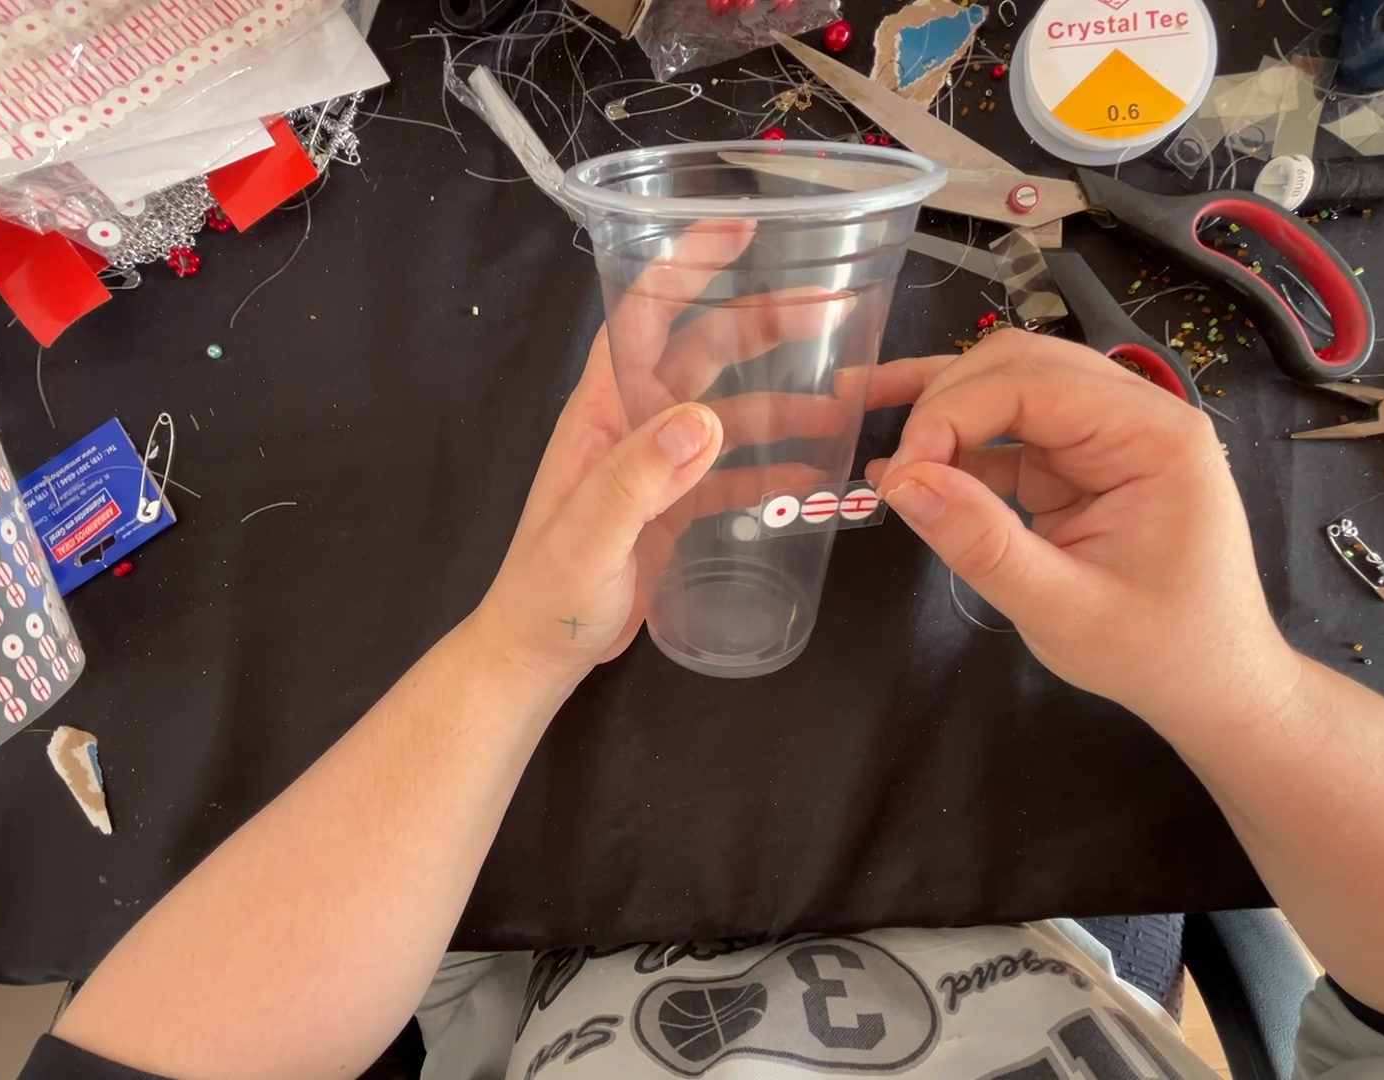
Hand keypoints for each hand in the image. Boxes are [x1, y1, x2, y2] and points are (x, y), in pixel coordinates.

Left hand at [473, 222, 912, 680]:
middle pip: (702, 355)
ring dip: (782, 404)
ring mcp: (656, 467)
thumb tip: (703, 421)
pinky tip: (812, 475)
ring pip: (727, 414)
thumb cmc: (550, 596)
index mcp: (603, 413)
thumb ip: (635, 481)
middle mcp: (633, 425)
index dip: (687, 267)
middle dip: (762, 326)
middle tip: (830, 311)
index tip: (742, 230)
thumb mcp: (587, 540)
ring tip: (841, 406)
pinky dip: (769, 468)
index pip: (645, 319)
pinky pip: (729, 474)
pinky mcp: (673, 506)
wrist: (542, 651)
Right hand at [870, 330, 1298, 724]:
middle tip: (895, 469)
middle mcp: (1131, 416)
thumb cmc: (1155, 651)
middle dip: (942, 402)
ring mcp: (1099, 436)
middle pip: (1017, 364)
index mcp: (1152, 437)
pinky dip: (950, 443)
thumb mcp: (1062, 609)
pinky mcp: (1070, 462)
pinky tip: (902, 467)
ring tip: (868, 408)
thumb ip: (982, 544)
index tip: (901, 478)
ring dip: (937, 403)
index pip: (1032, 385)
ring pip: (1003, 384)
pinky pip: (1000, 431)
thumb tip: (901, 484)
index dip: (951, 416)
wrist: (1206, 681)